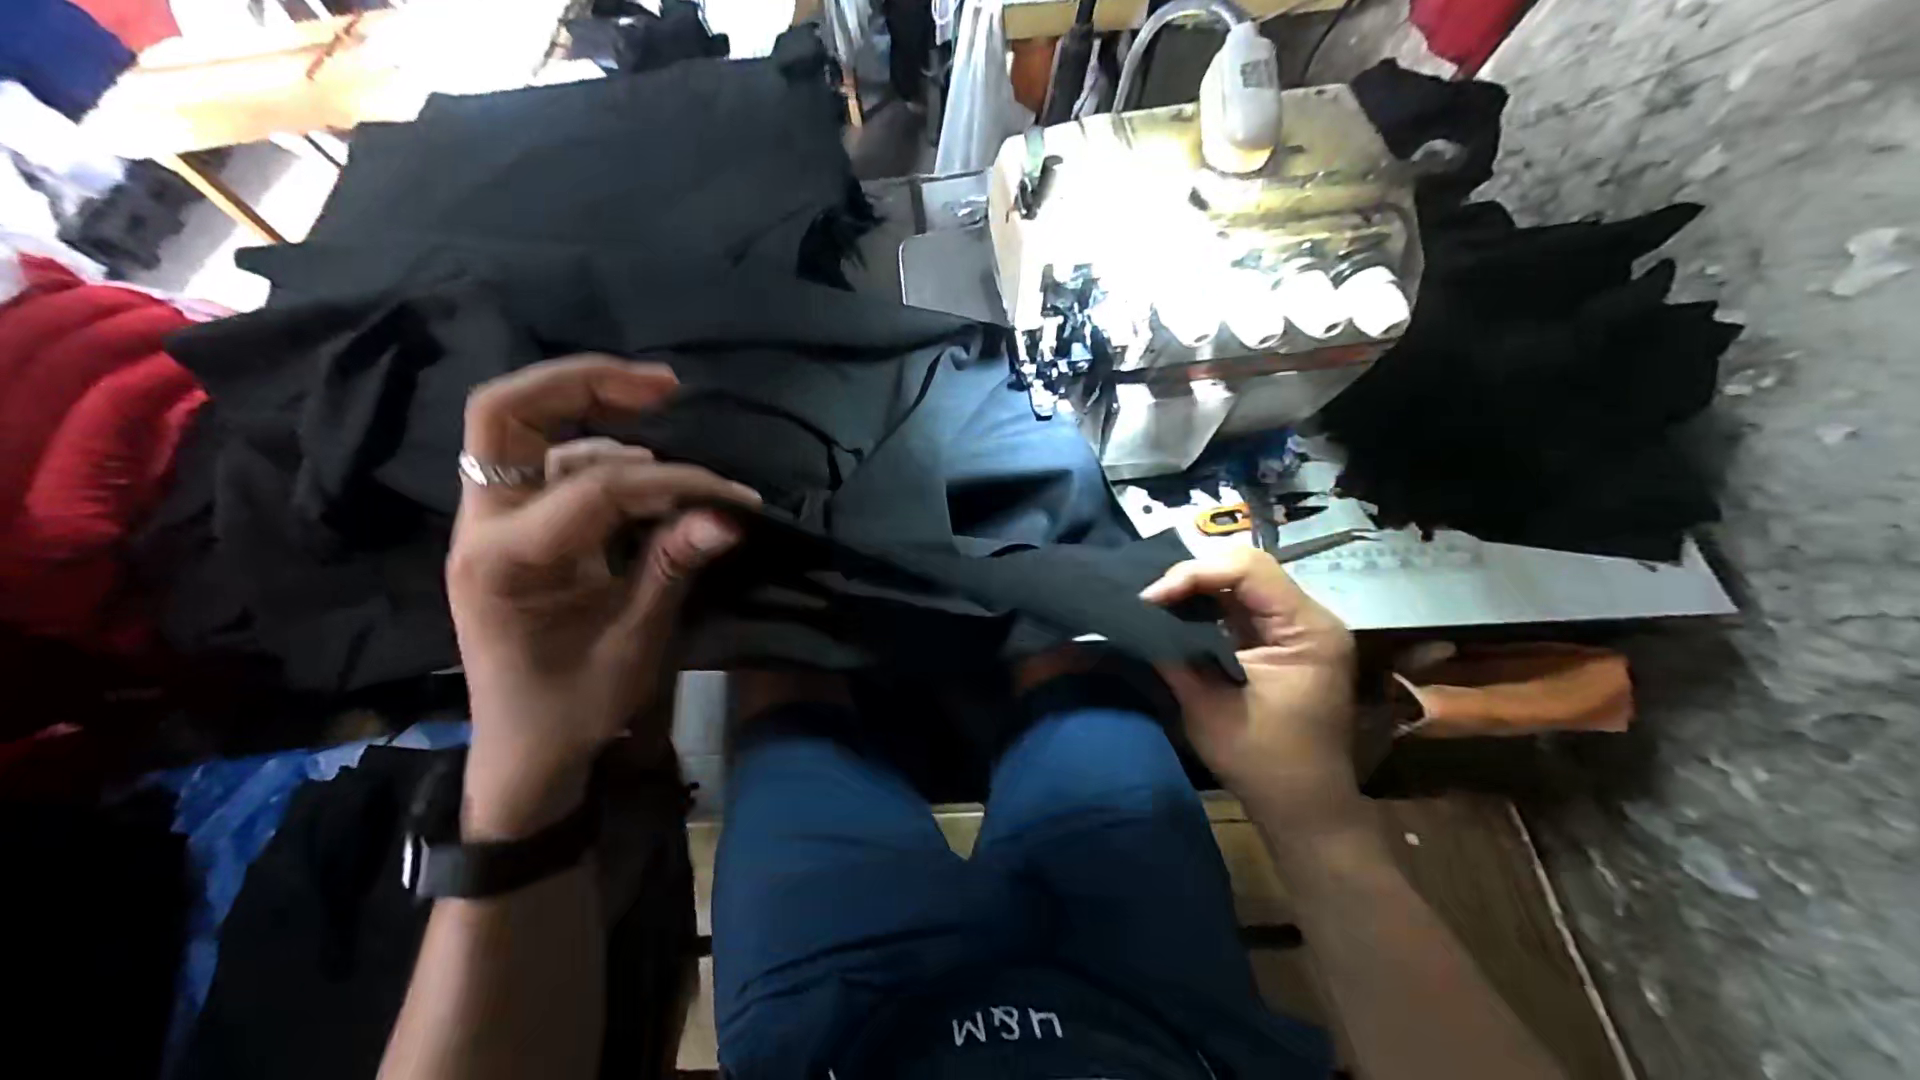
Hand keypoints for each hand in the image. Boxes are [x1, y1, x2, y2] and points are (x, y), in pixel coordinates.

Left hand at [449, 355, 759, 839]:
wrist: (525, 748)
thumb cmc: (575, 705)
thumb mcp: (635, 642)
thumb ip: (674, 567)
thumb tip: (731, 515)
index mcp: (506, 562)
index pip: (595, 488)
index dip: (673, 483)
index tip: (731, 494)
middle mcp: (483, 526)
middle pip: (506, 414)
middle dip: (585, 384)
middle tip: (662, 383)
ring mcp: (491, 522)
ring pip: (526, 432)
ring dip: (596, 413)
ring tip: (663, 413)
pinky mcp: (514, 526)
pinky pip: (549, 465)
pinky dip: (599, 451)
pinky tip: (644, 464)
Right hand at [1141, 548, 1363, 840]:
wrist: (1303, 808)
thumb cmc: (1261, 761)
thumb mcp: (1207, 705)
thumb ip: (1173, 653)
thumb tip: (1136, 618)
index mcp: (1307, 629)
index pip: (1248, 569)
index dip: (1193, 574)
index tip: (1150, 599)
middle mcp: (1310, 618)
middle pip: (1246, 568)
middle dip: (1192, 577)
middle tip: (1150, 598)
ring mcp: (1298, 629)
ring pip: (1241, 583)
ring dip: (1196, 589)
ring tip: (1156, 603)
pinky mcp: (1282, 642)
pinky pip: (1241, 607)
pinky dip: (1206, 607)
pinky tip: (1176, 616)